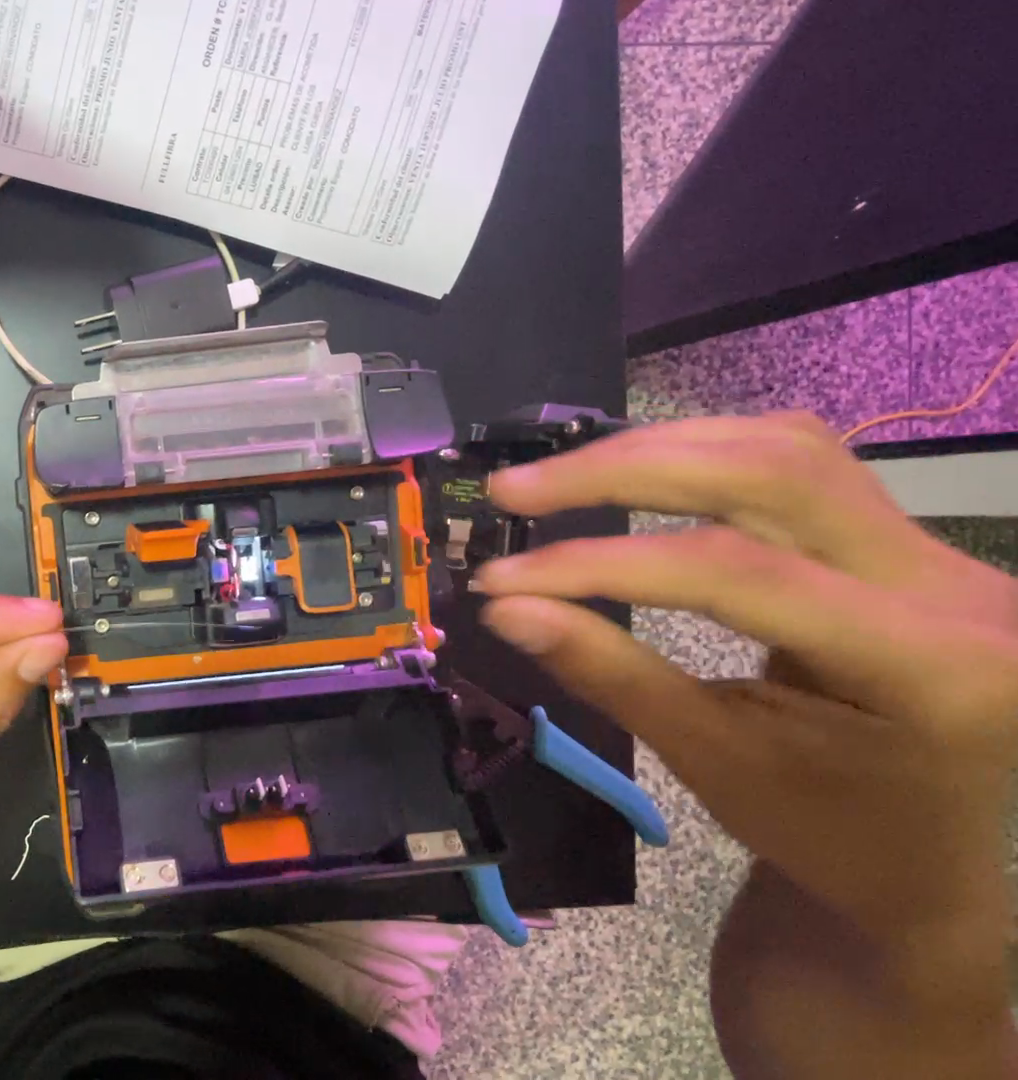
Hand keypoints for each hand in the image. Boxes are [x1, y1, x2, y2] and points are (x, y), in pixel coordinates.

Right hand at [470, 414, 1017, 941]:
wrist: (936, 853)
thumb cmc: (829, 830)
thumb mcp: (712, 760)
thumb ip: (609, 672)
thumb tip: (505, 608)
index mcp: (929, 664)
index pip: (736, 572)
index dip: (602, 564)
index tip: (500, 580)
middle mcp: (951, 584)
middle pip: (772, 470)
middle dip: (622, 471)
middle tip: (512, 492)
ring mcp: (932, 551)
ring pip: (784, 446)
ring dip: (655, 450)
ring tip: (557, 478)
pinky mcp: (897, 540)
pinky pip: (793, 463)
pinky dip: (694, 456)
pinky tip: (633, 474)